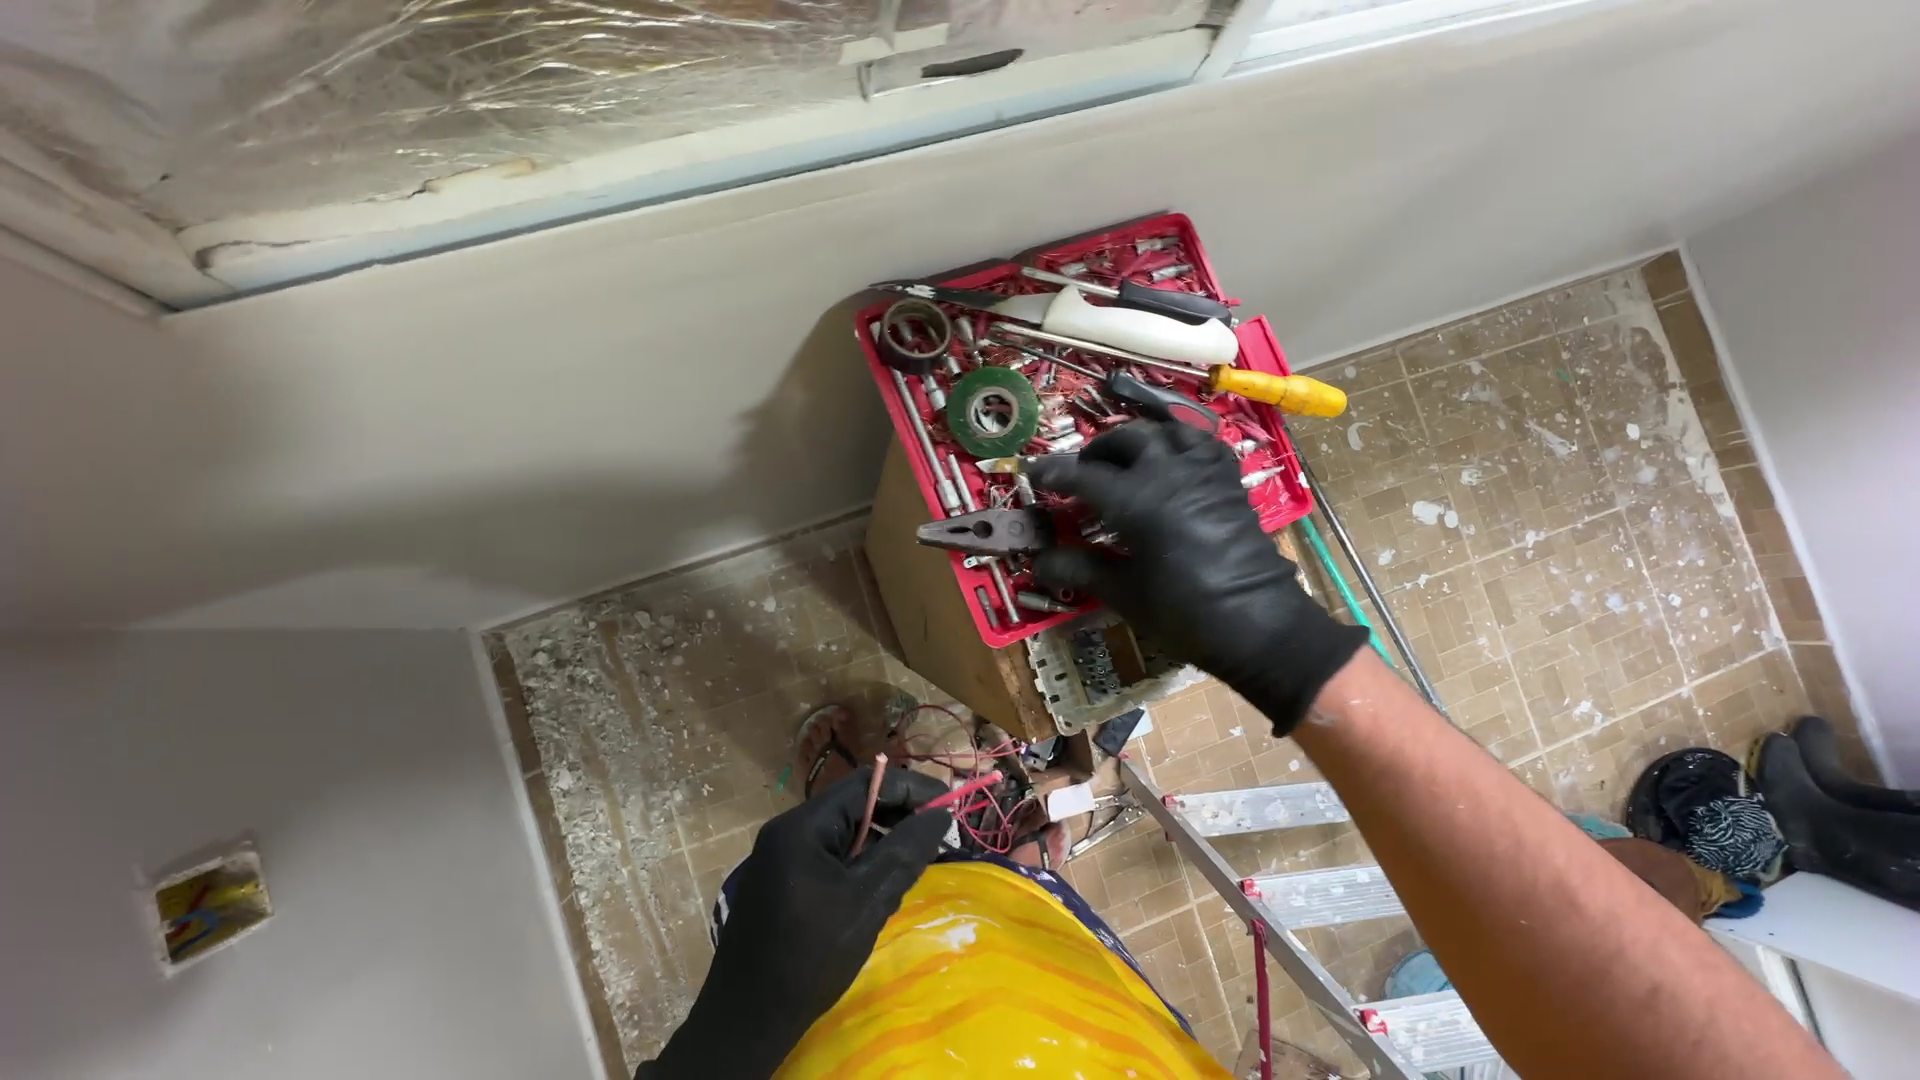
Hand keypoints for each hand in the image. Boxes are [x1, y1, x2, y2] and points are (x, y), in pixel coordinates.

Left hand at [639, 766, 951, 1078]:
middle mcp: (789, 830)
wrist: (745, 1020)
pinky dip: (861, 862)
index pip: (865, 784)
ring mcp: (782, 857)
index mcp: (802, 825)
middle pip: (854, 805)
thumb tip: (941, 816)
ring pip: (844, 832)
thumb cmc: (809, 956)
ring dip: (883, 840)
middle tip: (940, 835)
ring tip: (919, 860)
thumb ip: (905, 852)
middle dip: (899, 815)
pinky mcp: (783, 882)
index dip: (912, 790)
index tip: (950, 806)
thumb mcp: (867, 901)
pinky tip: (883, 885)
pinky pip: (830, 856)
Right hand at [1026, 420, 1368, 734]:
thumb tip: (1039, 560)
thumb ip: (1079, 567)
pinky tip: (1169, 460)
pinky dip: (1177, 441)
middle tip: (1078, 474)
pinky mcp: (1227, 477)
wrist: (1257, 623)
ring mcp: (1202, 470)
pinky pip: (1199, 441)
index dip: (1052, 473)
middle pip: (1122, 441)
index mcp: (1135, 499)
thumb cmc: (1183, 612)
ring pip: (1163, 430)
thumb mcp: (1122, 593)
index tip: (1033, 474)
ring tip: (1122, 460)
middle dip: (1094, 453)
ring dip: (1136, 439)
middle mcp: (1167, 471)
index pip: (1081, 474)